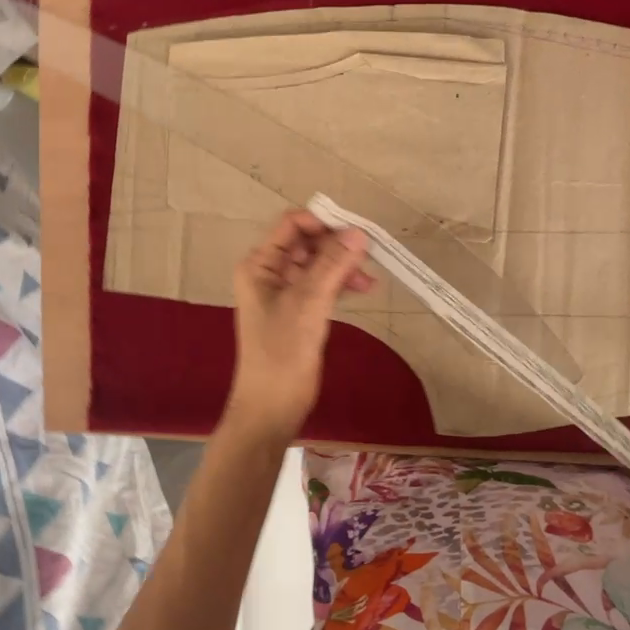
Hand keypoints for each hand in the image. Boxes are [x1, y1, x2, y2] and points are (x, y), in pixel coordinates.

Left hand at [226, 210, 373, 430]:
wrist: (271, 407)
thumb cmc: (282, 353)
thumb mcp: (308, 304)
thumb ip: (332, 265)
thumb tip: (359, 233)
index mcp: (259, 264)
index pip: (292, 225)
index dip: (323, 222)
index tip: (356, 231)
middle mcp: (269, 272)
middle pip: (307, 242)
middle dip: (337, 244)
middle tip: (369, 254)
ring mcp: (284, 292)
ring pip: (318, 263)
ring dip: (343, 265)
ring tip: (369, 278)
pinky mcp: (299, 311)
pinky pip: (322, 284)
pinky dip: (341, 283)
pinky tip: (364, 289)